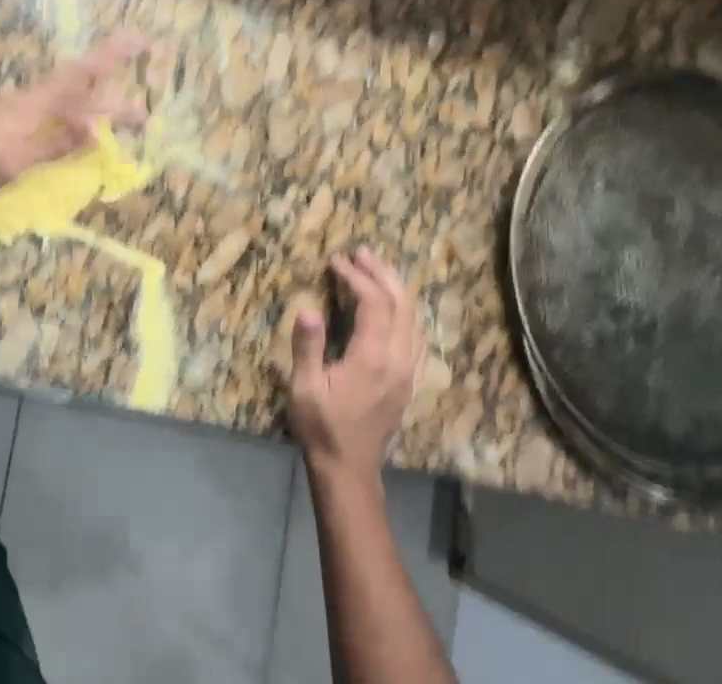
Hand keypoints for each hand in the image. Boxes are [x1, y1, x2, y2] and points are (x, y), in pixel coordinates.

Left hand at [0, 32, 146, 207]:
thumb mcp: (12, 162)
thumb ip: (53, 146)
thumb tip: (97, 130)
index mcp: (27, 106)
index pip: (77, 76)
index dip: (109, 57)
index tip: (140, 39)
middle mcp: (23, 104)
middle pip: (74, 94)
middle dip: (110, 101)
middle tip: (143, 116)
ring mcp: (12, 117)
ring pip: (61, 107)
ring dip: (90, 113)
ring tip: (116, 124)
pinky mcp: (4, 131)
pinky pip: (47, 121)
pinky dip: (69, 125)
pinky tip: (73, 134)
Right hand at [288, 248, 422, 487]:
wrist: (349, 467)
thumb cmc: (321, 426)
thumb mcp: (304, 387)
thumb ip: (307, 347)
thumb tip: (308, 310)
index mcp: (373, 358)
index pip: (374, 304)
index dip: (356, 278)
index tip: (336, 261)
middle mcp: (398, 361)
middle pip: (401, 306)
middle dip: (382, 276)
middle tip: (362, 254)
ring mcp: (408, 372)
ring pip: (415, 321)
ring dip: (398, 292)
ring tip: (378, 273)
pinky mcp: (408, 383)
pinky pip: (417, 339)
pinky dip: (408, 315)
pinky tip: (397, 312)